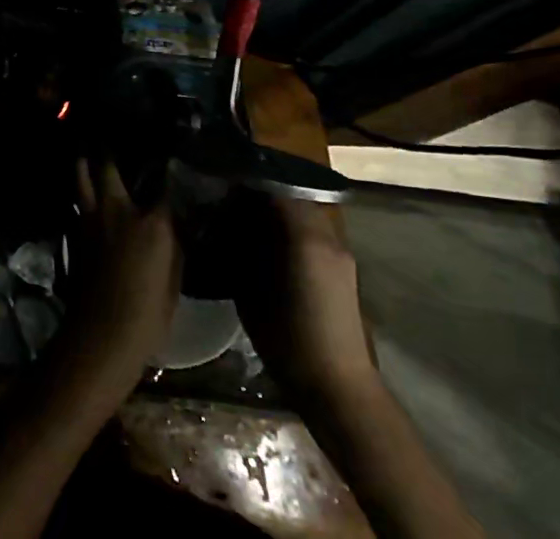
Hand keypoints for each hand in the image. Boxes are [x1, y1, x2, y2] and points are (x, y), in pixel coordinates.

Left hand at [58, 159, 181, 400]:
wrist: (105, 329)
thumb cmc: (150, 305)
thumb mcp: (176, 268)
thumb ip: (174, 231)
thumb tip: (173, 209)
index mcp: (150, 219)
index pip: (159, 177)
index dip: (161, 155)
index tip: (164, 138)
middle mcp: (115, 208)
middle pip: (104, 164)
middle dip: (103, 142)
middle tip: (102, 122)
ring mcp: (88, 218)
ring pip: (80, 176)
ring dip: (82, 158)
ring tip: (83, 141)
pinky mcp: (72, 231)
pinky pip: (76, 198)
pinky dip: (79, 186)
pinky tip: (82, 184)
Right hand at [229, 193, 375, 395]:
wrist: (333, 382)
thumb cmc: (285, 336)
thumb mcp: (250, 287)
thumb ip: (241, 244)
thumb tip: (225, 217)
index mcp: (305, 237)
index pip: (275, 187)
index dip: (245, 179)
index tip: (217, 178)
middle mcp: (327, 237)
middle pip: (291, 196)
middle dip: (259, 191)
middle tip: (225, 195)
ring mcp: (339, 253)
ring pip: (304, 212)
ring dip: (276, 208)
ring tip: (240, 215)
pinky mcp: (342, 269)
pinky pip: (312, 232)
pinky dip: (289, 226)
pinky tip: (264, 242)